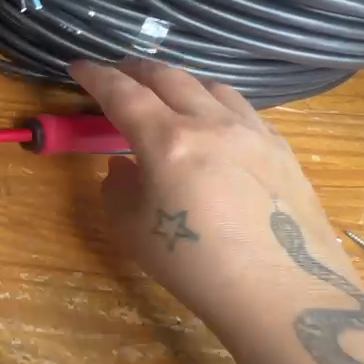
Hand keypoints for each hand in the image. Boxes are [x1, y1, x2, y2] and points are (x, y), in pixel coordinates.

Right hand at [70, 59, 357, 325]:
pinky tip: (208, 119)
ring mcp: (255, 135)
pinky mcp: (283, 153)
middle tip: (115, 72)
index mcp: (167, 141)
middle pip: (170, 77)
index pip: (122, 93)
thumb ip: (118, 185)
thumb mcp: (129, 225)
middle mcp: (212, 125)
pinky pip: (242, 110)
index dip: (94, 75)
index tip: (76, 66)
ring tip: (161, 89)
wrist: (286, 298)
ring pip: (212, 87)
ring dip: (178, 80)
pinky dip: (213, 101)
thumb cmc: (192, 264)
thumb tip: (126, 165)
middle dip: (135, 69)